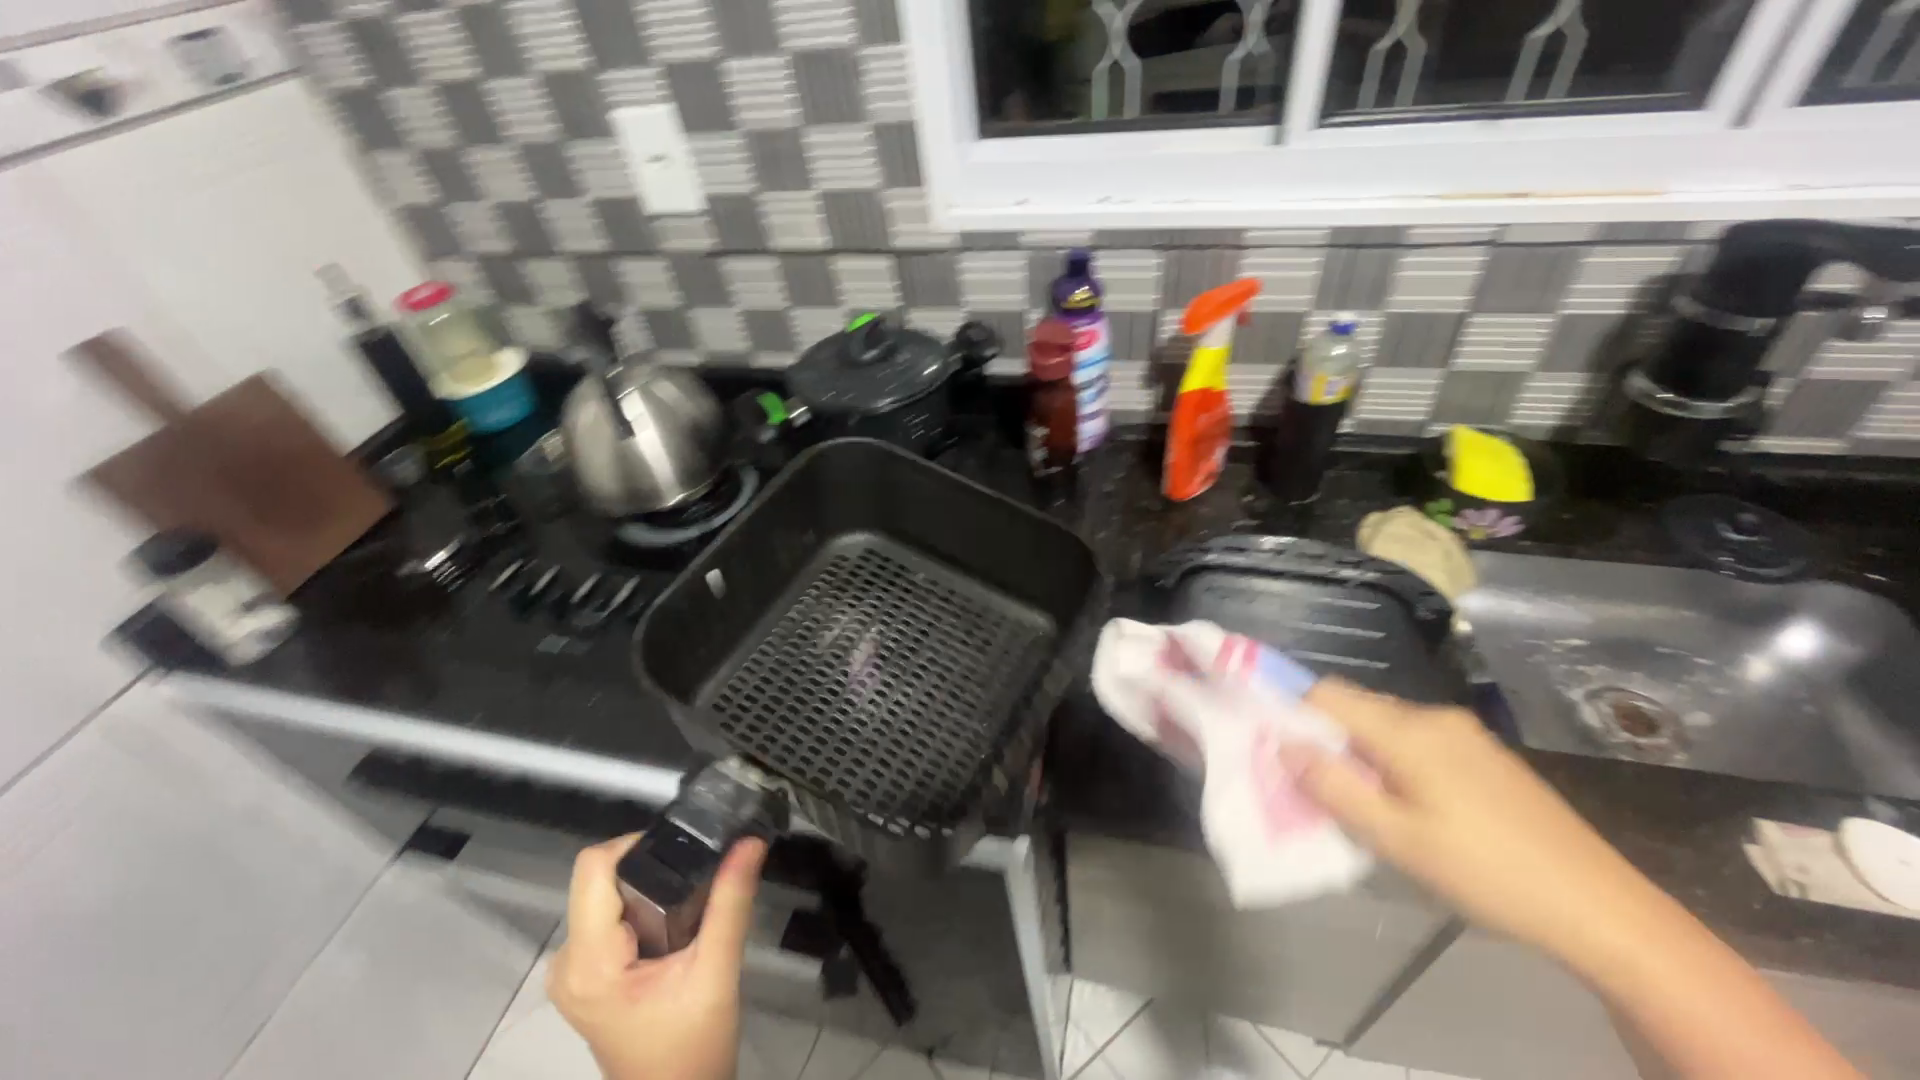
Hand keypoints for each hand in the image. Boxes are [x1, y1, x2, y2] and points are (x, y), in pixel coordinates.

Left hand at [548, 834, 768, 1079]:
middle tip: (698, 884)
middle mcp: (566, 960)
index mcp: (588, 960)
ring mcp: (571, 971)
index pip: (593, 867)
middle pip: (601, 881)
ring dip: (648, 895)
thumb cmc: (692, 1046)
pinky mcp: (584, 978)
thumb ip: (730, 903)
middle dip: (651, 875)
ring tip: (690, 914)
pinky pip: (607, 921)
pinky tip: (673, 934)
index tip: (685, 851)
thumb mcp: (716, 972)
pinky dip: (642, 915)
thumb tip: (749, 842)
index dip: (636, 844)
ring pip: (606, 898)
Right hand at [1281, 680, 1674, 969]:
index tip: (1271, 750)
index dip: (1291, 713)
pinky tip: (1402, 810)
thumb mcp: (1396, 839)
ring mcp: (1466, 736)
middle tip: (1308, 789)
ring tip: (1352, 806)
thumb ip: (1333, 787)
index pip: (1327, 695)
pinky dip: (1391, 764)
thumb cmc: (1485, 873)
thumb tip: (1284, 745)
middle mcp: (1435, 718)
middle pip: (1357, 709)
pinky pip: (1418, 744)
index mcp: (1408, 730)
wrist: (1598, 907)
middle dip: (1323, 739)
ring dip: (1358, 755)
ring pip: (1387, 728)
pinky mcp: (1486, 759)